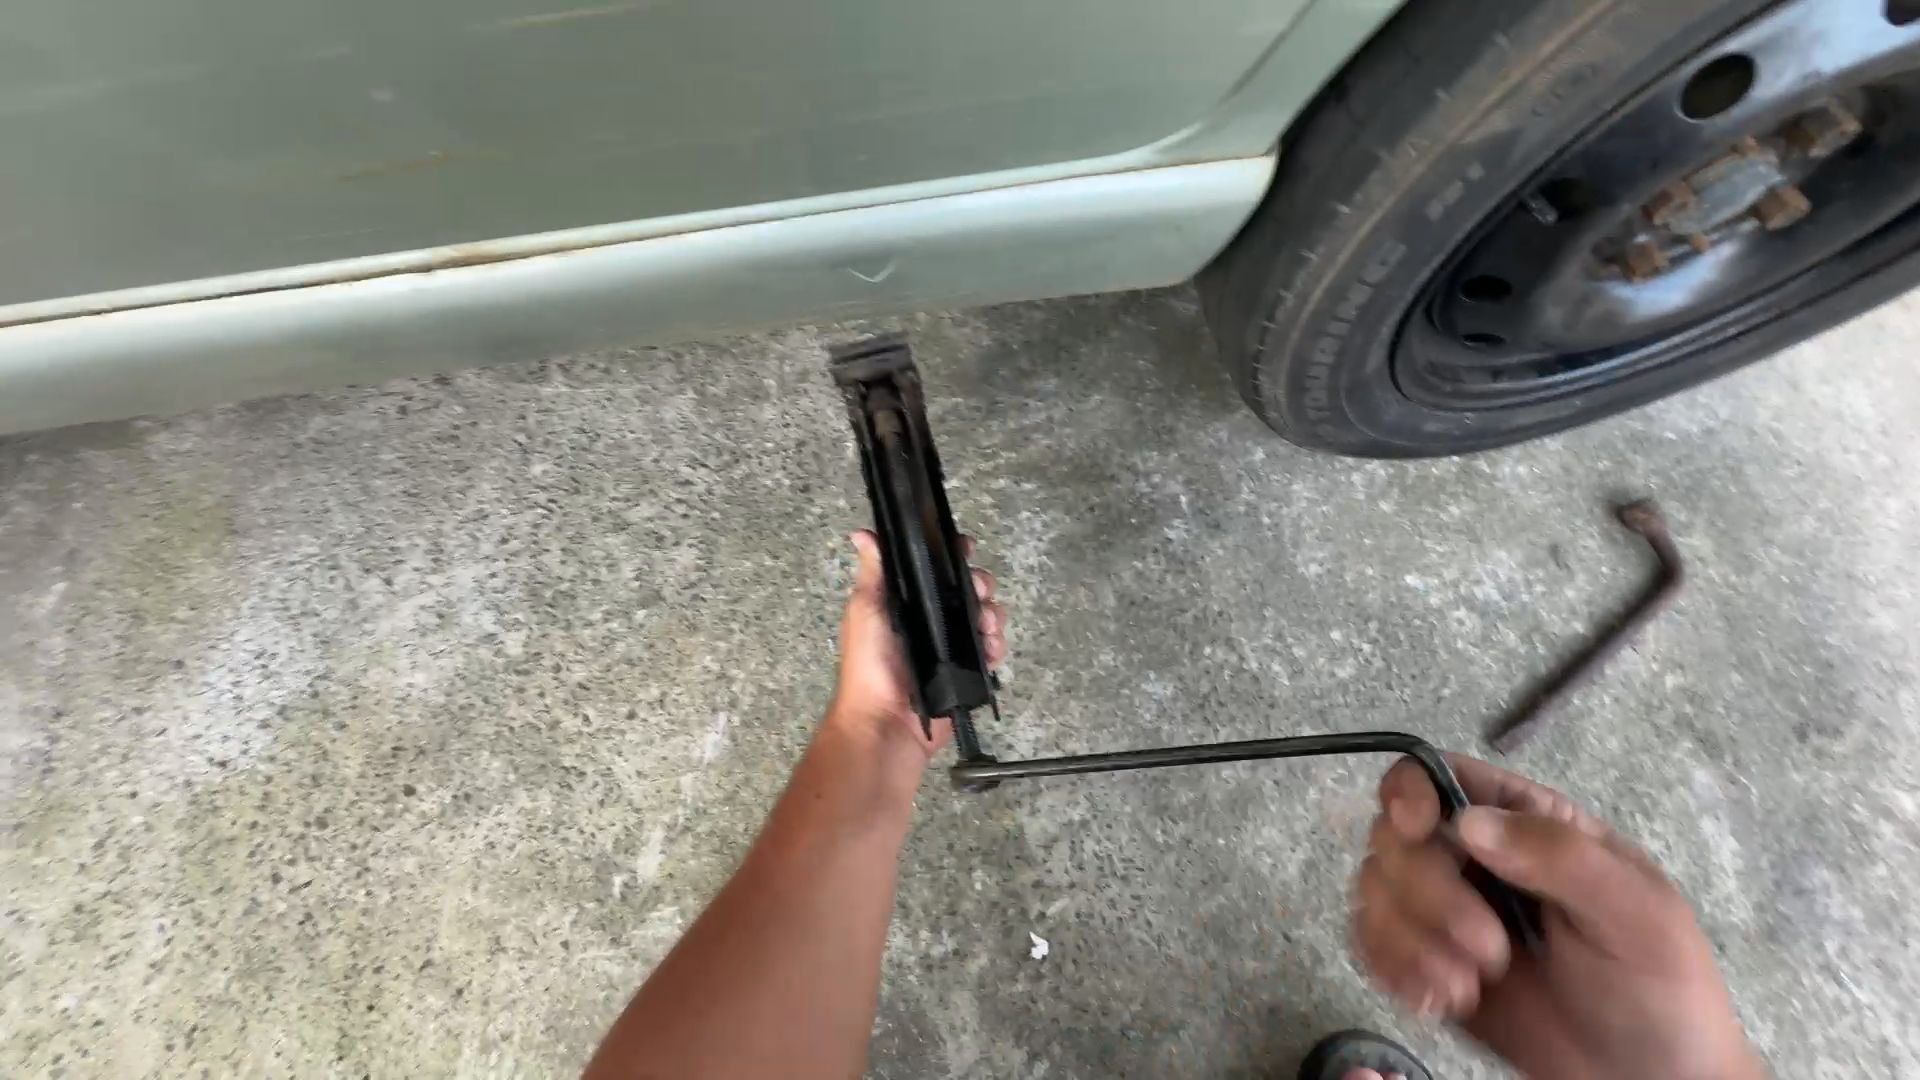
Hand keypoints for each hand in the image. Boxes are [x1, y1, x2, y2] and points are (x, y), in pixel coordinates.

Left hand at [827, 529, 1005, 761]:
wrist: (885, 723)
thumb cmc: (869, 663)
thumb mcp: (866, 610)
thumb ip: (874, 572)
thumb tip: (863, 532)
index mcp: (907, 602)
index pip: (935, 570)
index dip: (952, 555)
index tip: (964, 548)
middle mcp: (931, 620)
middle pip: (967, 591)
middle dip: (980, 585)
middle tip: (979, 592)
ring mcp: (950, 647)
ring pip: (985, 618)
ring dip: (992, 615)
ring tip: (986, 627)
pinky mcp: (966, 672)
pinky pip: (991, 651)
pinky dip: (995, 646)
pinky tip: (991, 649)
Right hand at [1353, 755, 1762, 1079]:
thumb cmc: (1658, 988)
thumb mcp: (1640, 915)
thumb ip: (1562, 856)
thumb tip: (1468, 823)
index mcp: (1514, 820)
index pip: (1432, 773)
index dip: (1408, 790)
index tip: (1415, 828)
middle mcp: (1462, 851)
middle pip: (1392, 835)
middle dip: (1427, 894)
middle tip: (1487, 949)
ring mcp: (1433, 902)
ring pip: (1371, 886)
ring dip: (1412, 938)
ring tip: (1470, 985)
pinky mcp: (1414, 951)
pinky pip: (1366, 937)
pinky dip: (1394, 966)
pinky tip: (1443, 996)